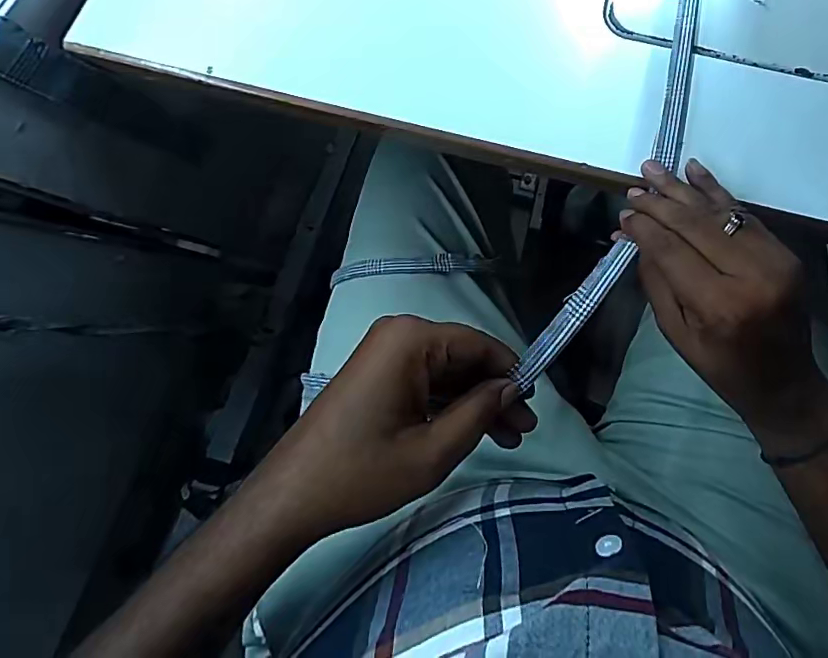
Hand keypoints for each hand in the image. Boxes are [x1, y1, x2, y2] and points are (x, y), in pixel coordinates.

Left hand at [237, 315, 537, 544]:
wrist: (294, 493)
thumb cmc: (362, 472)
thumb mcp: (431, 450)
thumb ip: (478, 413)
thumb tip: (511, 387)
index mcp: (410, 339)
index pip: (477, 343)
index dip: (511, 372)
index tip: (534, 406)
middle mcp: (398, 333)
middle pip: (462, 355)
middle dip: (494, 392)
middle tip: (524, 432)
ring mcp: (385, 352)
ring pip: (446, 369)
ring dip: (475, 401)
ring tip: (507, 438)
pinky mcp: (377, 372)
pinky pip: (425, 378)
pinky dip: (449, 403)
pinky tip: (471, 430)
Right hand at [619, 159, 827, 454]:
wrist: (787, 385)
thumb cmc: (723, 367)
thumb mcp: (676, 333)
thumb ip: (655, 280)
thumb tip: (633, 235)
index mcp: (721, 305)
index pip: (671, 250)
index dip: (643, 228)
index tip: (623, 215)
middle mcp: (752, 276)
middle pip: (694, 225)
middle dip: (659, 204)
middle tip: (634, 190)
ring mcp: (775, 261)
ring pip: (719, 212)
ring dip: (683, 189)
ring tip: (653, 169)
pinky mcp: (785, 253)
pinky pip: (744, 214)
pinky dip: (716, 191)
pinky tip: (693, 171)